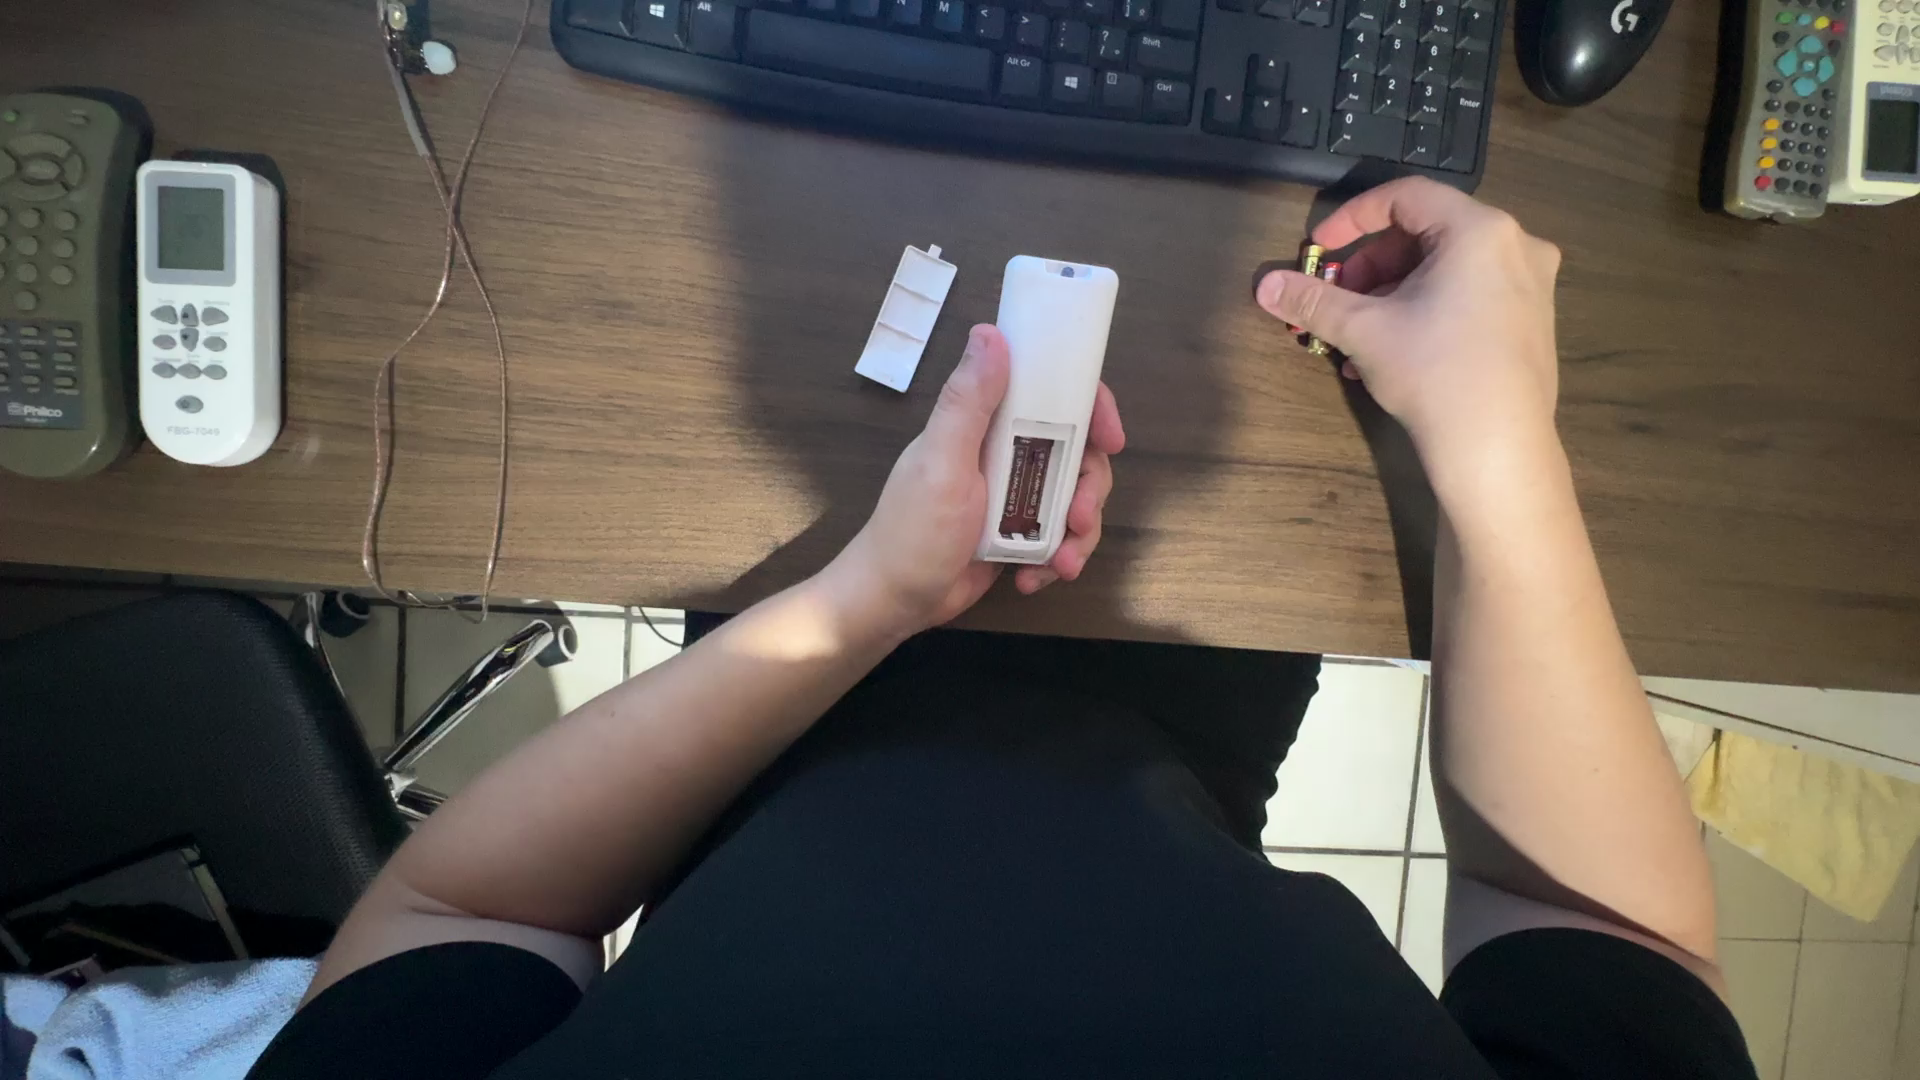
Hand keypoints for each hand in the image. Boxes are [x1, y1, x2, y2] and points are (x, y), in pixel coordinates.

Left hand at [821, 324, 1125, 640]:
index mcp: (985, 426)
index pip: (1050, 395)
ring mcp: (1012, 497)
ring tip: (1062, 564)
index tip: (1111, 438)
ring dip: (1078, 535)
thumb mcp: (941, 464)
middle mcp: (1003, 454)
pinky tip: (1033, 580)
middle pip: (1076, 452)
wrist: (895, 601)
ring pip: (1074, 500)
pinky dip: (1057, 559)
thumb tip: (991, 333)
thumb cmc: (912, 533)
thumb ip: (967, 402)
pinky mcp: (1016, 535)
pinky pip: (1059, 538)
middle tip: (1079, 518)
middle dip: (1089, 488)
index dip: (1089, 408)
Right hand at [1255, 177, 1562, 498]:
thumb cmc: (1432, 371)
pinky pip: (1464, 296)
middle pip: (1423, 234)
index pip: (1405, 197)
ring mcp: (1528, 283)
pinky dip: (1420, 310)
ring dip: (1388, 295)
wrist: (1495, 442)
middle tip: (1335, 301)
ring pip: (1442, 270)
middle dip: (1367, 268)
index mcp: (1479, 231)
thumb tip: (1263, 285)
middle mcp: (1515, 245)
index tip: (1317, 250)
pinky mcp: (1528, 319)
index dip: (1351, 218)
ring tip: (1355, 336)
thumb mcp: (1362, 331)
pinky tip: (1389, 353)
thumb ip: (1312, 301)